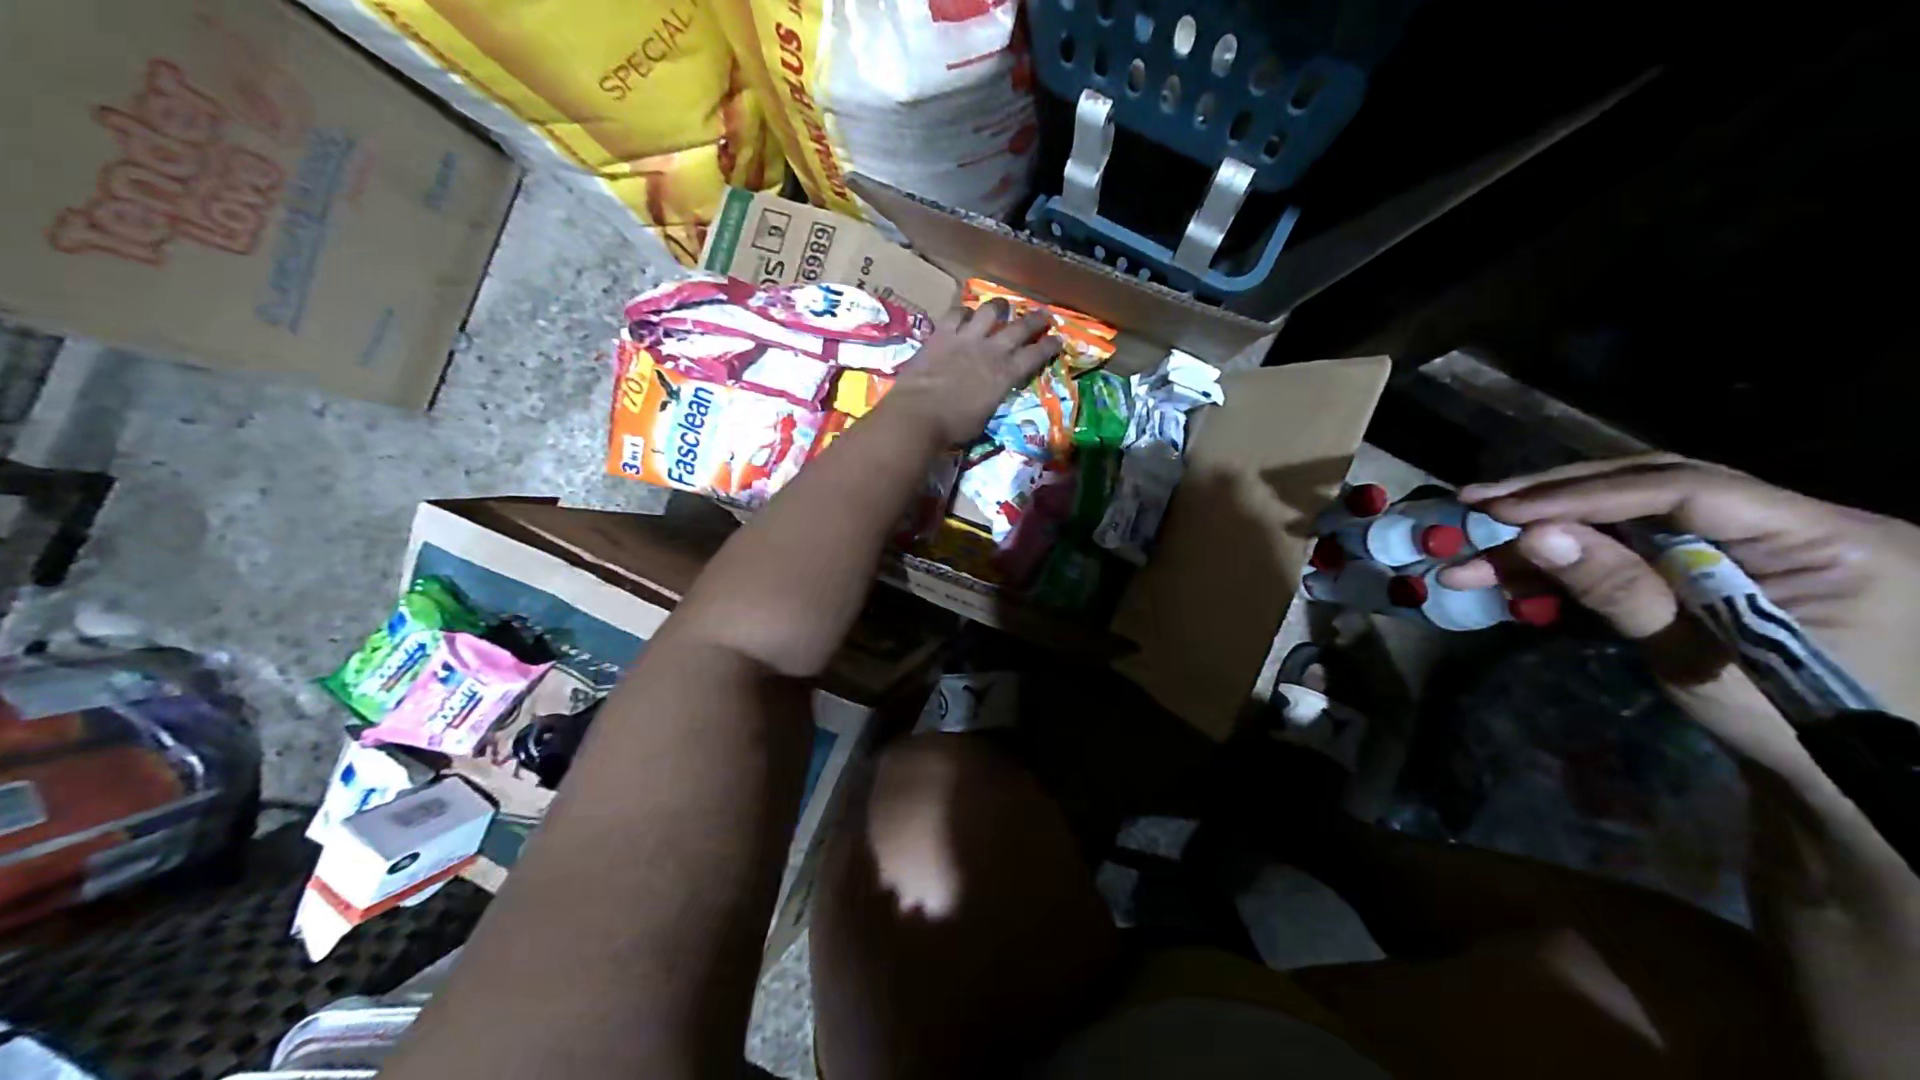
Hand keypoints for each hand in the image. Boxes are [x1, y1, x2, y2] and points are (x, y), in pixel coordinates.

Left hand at [885, 300, 1059, 445]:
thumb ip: (992, 398)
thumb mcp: (984, 417)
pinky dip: (963, 312)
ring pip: (989, 311)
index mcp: (1005, 375)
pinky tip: (965, 314)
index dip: (1049, 346)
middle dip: (1035, 320)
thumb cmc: (954, 426)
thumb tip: (991, 393)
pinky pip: (956, 313)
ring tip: (1003, 306)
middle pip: (1019, 328)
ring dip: (999, 307)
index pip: (1035, 355)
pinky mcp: (941, 334)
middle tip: (1043, 316)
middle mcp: (991, 351)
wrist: (918, 414)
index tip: (1057, 340)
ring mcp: (966, 338)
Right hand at [1443, 454, 1919, 762]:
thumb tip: (1534, 536)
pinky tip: (1512, 575)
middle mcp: (1790, 521)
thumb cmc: (1790, 724)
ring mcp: (1751, 542)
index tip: (1504, 510)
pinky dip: (1567, 561)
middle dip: (1557, 497)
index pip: (1687, 489)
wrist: (1842, 777)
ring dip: (1547, 534)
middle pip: (1653, 486)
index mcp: (1826, 536)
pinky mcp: (1713, 564)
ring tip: (1474, 550)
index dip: (1587, 495)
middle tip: (1478, 503)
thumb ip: (1623, 590)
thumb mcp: (1699, 659)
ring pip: (1630, 516)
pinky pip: (1631, 548)